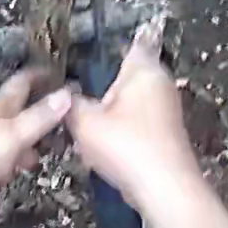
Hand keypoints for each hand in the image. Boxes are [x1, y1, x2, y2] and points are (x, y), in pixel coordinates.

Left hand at [0, 71, 71, 210]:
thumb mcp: (14, 134)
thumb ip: (40, 117)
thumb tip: (68, 91)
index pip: (21, 83)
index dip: (38, 75)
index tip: (56, 72)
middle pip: (14, 109)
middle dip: (35, 110)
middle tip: (59, 116)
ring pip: (6, 136)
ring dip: (25, 140)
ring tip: (44, 151)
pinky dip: (10, 160)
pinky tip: (12, 170)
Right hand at [64, 18, 201, 210]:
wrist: (164, 189)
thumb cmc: (126, 146)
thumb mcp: (84, 122)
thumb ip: (69, 104)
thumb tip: (62, 94)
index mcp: (143, 69)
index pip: (131, 38)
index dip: (108, 38)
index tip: (86, 40)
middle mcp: (159, 82)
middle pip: (123, 74)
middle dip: (98, 84)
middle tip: (69, 92)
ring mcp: (165, 108)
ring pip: (126, 101)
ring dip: (105, 111)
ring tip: (80, 124)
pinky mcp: (164, 132)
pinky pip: (133, 121)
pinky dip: (117, 129)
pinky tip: (99, 146)